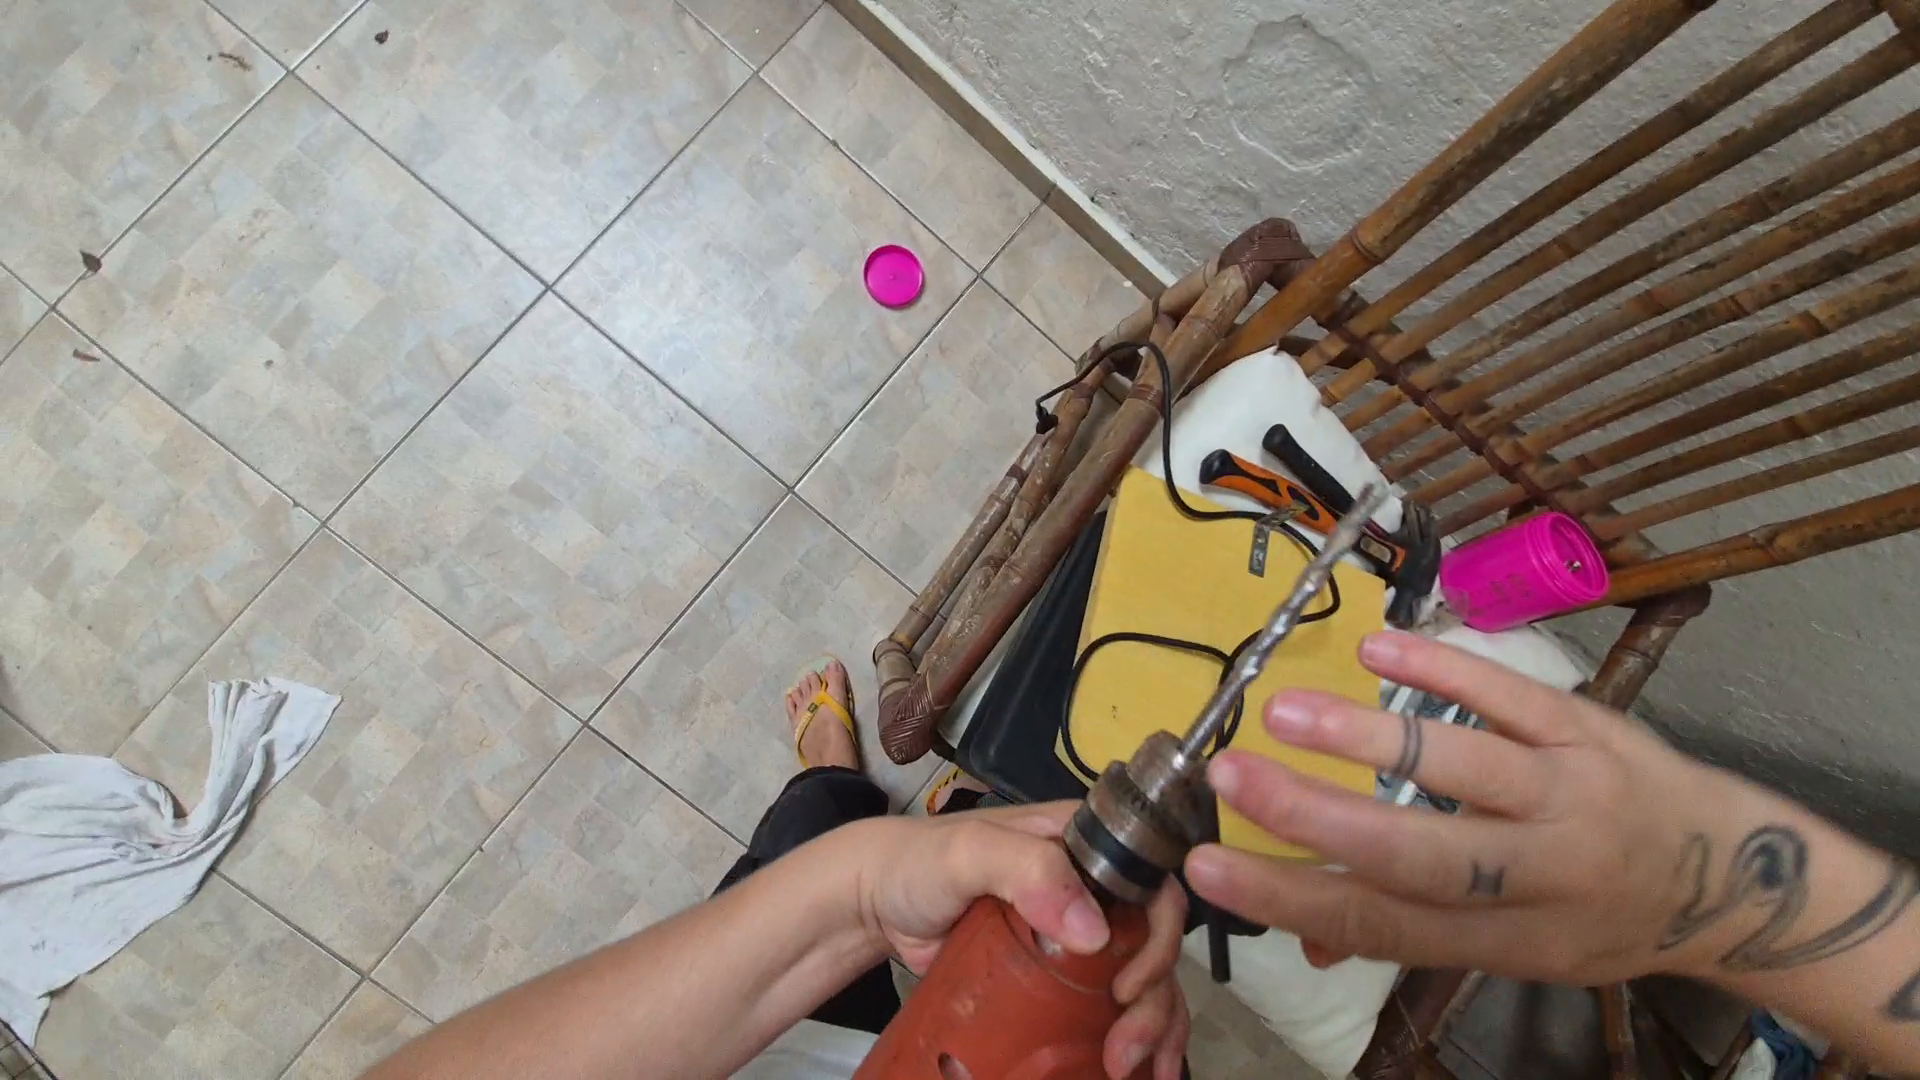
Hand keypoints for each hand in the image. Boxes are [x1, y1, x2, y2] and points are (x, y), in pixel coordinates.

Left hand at [842, 802, 1190, 1079]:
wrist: (879, 903)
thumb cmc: (922, 862)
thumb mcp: (968, 852)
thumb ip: (1024, 868)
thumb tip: (1095, 932)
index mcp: (1080, 840)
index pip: (1148, 877)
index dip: (1159, 930)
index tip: (1132, 980)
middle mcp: (1090, 882)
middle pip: (1152, 937)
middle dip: (1156, 995)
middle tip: (1126, 1045)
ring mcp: (1076, 929)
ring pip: (1142, 974)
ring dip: (1153, 1024)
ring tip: (1128, 1068)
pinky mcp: (1058, 974)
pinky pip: (1110, 1003)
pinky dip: (1135, 1036)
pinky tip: (1138, 1071)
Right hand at [1185, 630, 1734, 985]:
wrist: (1746, 883)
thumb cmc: (1596, 915)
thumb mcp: (1514, 950)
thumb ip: (1404, 932)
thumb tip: (1302, 938)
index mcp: (1510, 939)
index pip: (1382, 924)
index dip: (1290, 896)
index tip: (1207, 866)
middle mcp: (1542, 874)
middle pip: (1418, 851)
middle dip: (1314, 814)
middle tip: (1228, 778)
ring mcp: (1569, 793)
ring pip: (1459, 764)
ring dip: (1363, 736)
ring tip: (1280, 713)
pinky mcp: (1588, 729)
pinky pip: (1509, 695)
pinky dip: (1440, 668)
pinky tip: (1374, 650)